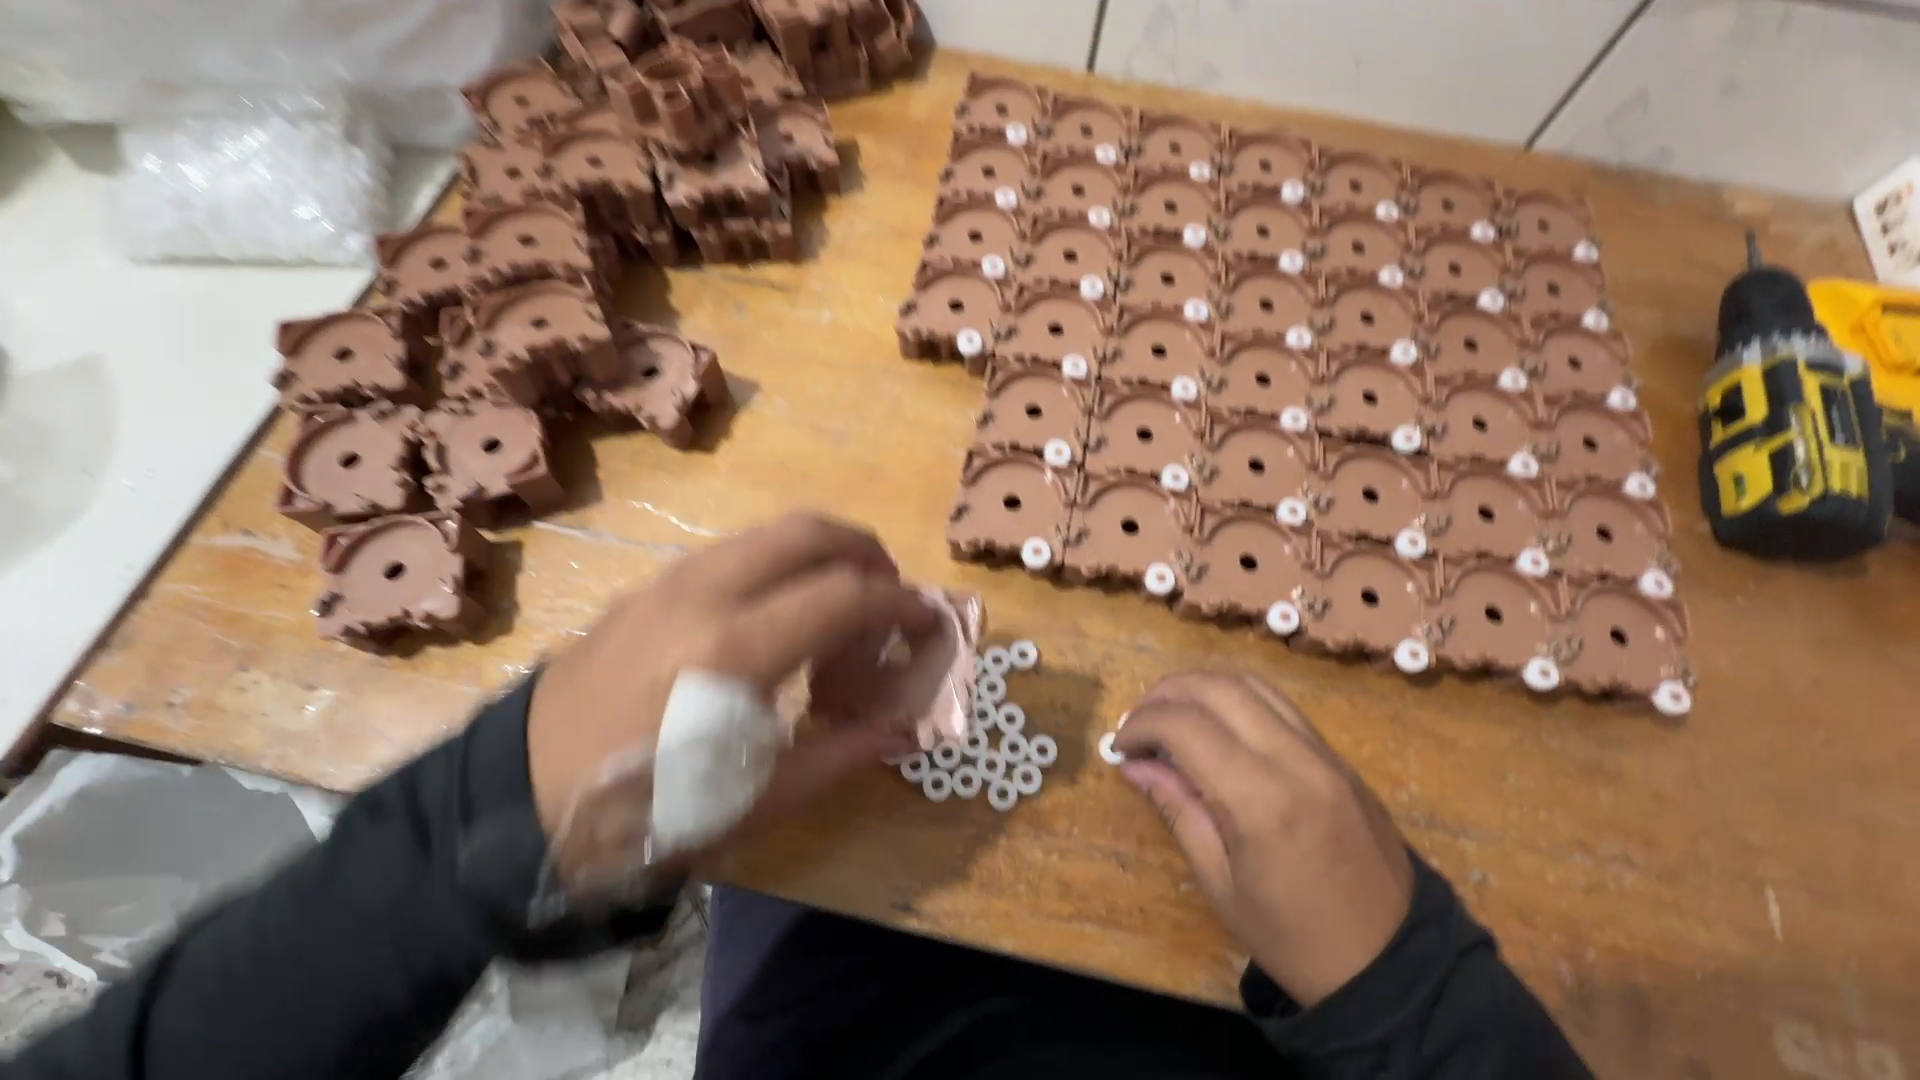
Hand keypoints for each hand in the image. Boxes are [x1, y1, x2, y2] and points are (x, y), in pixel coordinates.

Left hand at [525, 512, 936, 898]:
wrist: (516, 803)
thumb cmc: (643, 813)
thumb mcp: (751, 801)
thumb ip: (838, 754)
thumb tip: (901, 730)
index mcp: (734, 651)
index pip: (845, 595)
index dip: (902, 605)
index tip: (929, 624)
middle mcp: (704, 593)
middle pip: (810, 531)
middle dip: (868, 551)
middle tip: (893, 594)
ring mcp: (668, 582)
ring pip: (768, 533)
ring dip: (821, 553)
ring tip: (841, 605)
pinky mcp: (645, 587)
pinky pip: (732, 553)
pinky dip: (778, 565)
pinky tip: (778, 617)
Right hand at [1113, 674, 1414, 1007]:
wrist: (1393, 962)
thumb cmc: (1293, 937)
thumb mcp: (1220, 884)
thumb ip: (1177, 811)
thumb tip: (1133, 764)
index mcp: (1261, 799)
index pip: (1186, 725)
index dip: (1141, 725)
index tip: (1118, 746)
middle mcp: (1295, 759)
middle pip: (1218, 688)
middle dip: (1165, 694)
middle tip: (1137, 724)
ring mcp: (1324, 754)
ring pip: (1253, 686)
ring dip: (1202, 689)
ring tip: (1171, 718)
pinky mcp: (1339, 758)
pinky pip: (1281, 707)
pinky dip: (1237, 702)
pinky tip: (1217, 729)